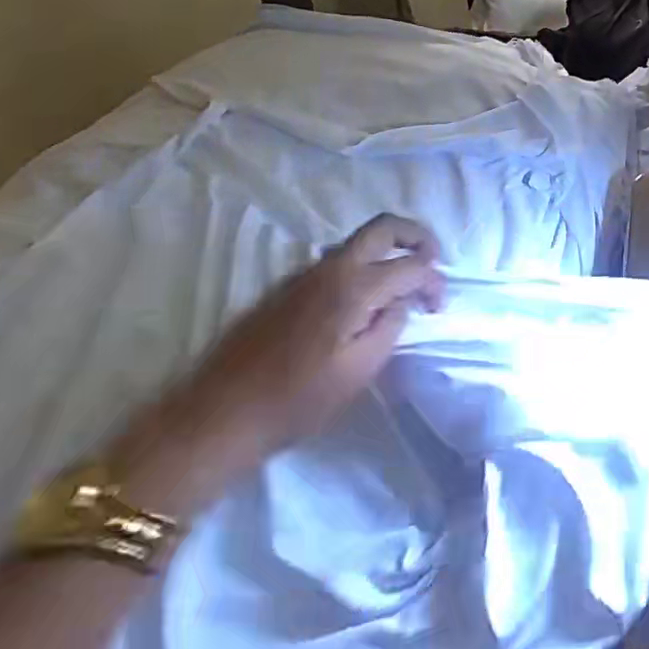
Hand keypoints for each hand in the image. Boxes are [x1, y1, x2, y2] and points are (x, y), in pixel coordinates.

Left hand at [165, 215, 446, 466]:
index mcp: (353, 287)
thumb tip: (401, 301)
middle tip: (433, 264)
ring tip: (399, 289)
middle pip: (384, 227)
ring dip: (388, 253)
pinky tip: (360, 305)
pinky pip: (334, 264)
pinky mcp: (283, 291)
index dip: (435, 282)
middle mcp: (328, 270)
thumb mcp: (362, 369)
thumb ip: (393, 324)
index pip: (414, 264)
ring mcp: (300, 277)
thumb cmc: (296, 401)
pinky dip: (361, 270)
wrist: (212, 421)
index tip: (436, 310)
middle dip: (418, 237)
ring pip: (357, 244)